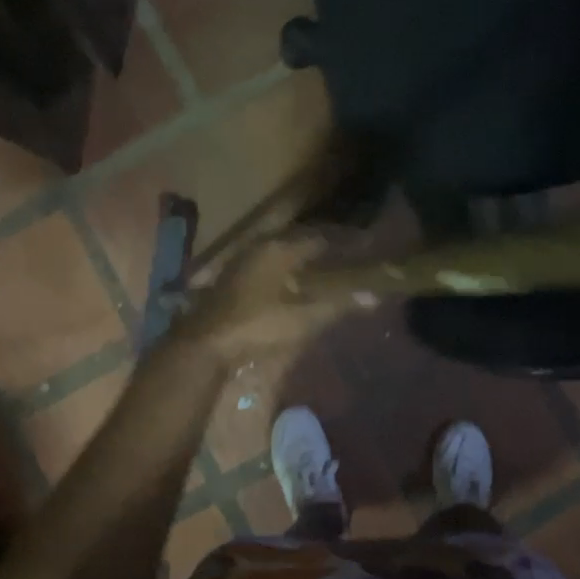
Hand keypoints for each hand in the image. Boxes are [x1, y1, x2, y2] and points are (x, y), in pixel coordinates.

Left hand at [172, 235, 367, 364]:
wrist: (205, 342)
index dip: (345, 239)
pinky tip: (296, 280)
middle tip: (350, 250)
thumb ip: (338, 304)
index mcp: (278, 248)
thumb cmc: (256, 325)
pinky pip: (270, 263)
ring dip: (305, 254)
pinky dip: (289, 266)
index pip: (320, 235)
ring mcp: (243, 260)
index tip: (366, 242)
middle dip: (325, 243)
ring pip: (283, 250)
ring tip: (329, 264)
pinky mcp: (234, 277)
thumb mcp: (302, 318)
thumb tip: (374, 297)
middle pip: (300, 239)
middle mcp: (260, 246)